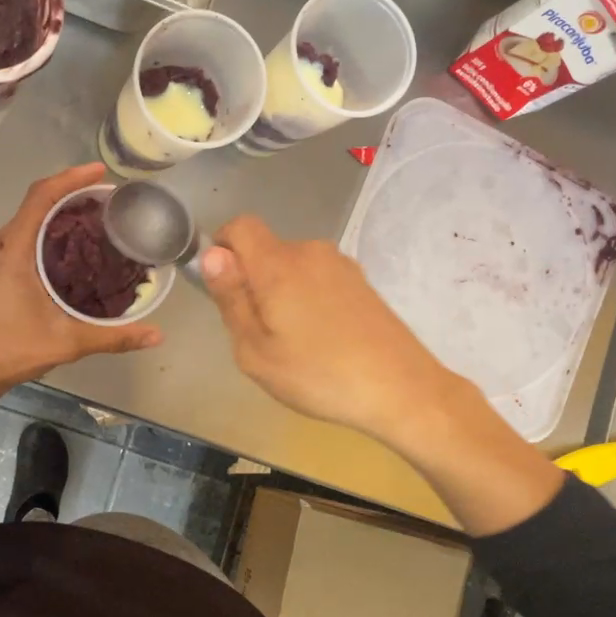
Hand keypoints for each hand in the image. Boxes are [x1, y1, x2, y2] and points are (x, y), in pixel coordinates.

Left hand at [0, 164, 163, 397]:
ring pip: (28, 218)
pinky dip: (48, 228)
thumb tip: (157, 335)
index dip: (70, 178)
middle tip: (107, 197)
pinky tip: (72, 243)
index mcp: (15, 251)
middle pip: (35, 202)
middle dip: (70, 192)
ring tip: (94, 214)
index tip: (100, 173)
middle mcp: (2, 246)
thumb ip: (113, 336)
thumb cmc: (14, 349)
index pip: (40, 197)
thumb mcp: (68, 342)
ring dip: (58, 210)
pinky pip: (24, 235)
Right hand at [201, 216, 562, 534]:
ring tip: (290, 343)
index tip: (222, 287)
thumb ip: (231, 299)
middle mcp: (310, 253)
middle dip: (251, 281)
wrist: (402, 390)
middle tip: (256, 333)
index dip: (222, 247)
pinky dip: (306, 301)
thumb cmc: (318, 375)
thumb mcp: (255, 350)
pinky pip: (316, 280)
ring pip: (291, 268)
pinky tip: (319, 342)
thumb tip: (213, 256)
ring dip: (280, 294)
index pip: (239, 226)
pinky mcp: (361, 283)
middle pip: (265, 251)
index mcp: (278, 265)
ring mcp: (341, 266)